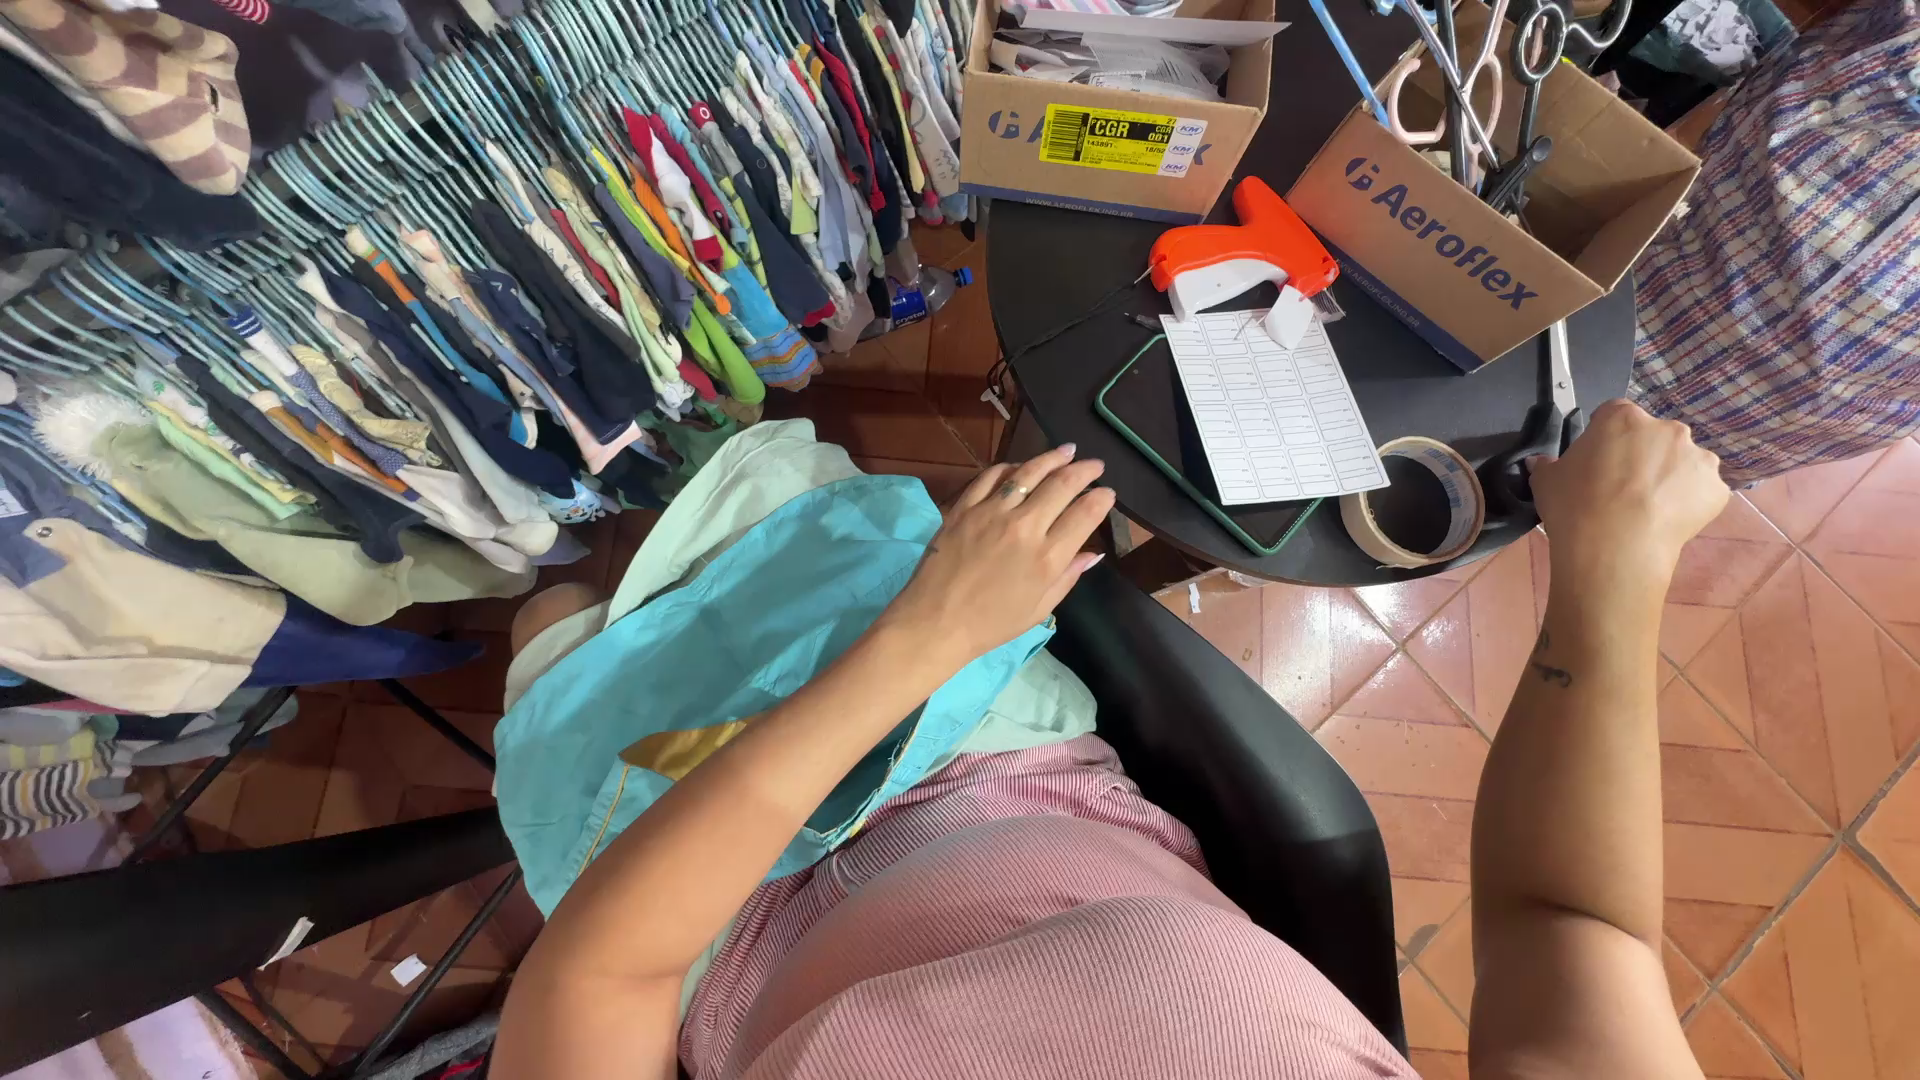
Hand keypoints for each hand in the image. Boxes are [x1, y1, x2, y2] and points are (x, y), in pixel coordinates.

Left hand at [878, 444, 1116, 666]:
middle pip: (1062, 484)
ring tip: (1067, 451)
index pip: (1086, 514)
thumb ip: (1068, 577)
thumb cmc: (990, 624)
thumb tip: (1093, 553)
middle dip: (1085, 470)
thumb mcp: (1039, 609)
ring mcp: (991, 512)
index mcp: (1047, 557)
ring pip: (1029, 472)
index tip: (1107, 492)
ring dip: (1052, 457)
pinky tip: (1020, 466)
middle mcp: (1024, 527)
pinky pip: (992, 476)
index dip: (1102, 498)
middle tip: (1094, 465)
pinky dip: (1011, 466)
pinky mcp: (964, 507)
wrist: (935, 622)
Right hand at [1529, 400, 1727, 588]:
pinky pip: (1698, 488)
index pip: (1614, 413)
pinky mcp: (1717, 488)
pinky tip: (1662, 518)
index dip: (1604, 434)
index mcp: (1622, 420)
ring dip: (1667, 474)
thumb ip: (1548, 465)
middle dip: (1640, 452)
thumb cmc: (1573, 503)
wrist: (1615, 544)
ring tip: (1644, 504)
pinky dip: (1684, 499)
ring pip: (1681, 460)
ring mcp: (1699, 458)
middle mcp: (1668, 430)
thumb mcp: (1545, 481)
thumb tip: (1541, 462)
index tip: (1595, 455)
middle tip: (1619, 482)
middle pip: (1653, 435)